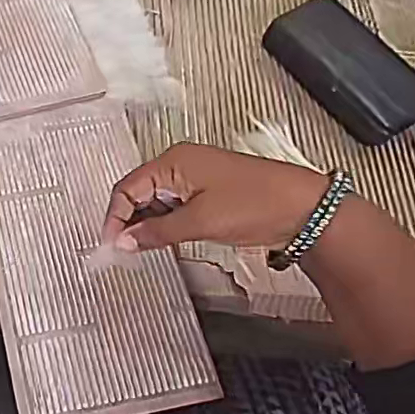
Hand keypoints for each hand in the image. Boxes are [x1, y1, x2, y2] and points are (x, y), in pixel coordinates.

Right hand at [101, 143, 330, 251]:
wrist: (304, 209)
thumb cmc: (255, 204)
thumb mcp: (199, 222)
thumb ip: (156, 232)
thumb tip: (123, 242)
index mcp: (174, 162)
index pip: (127, 189)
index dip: (114, 217)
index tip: (111, 245)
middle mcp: (179, 166)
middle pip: (137, 194)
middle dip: (127, 222)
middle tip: (123, 251)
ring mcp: (192, 180)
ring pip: (153, 203)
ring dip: (145, 226)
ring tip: (141, 250)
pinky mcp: (204, 195)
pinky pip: (171, 209)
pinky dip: (162, 226)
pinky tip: (161, 242)